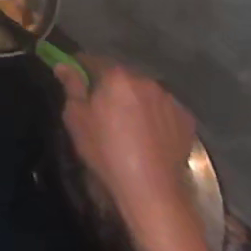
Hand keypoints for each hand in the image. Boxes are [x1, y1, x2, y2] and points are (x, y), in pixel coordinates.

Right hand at [54, 60, 197, 224]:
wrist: (151, 191)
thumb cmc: (105, 150)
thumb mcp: (76, 117)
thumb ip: (71, 86)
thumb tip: (63, 65)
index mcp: (116, 76)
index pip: (92, 59)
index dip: (79, 67)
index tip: (72, 78)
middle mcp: (146, 81)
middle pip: (121, 75)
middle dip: (109, 84)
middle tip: (99, 104)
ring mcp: (170, 100)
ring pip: (143, 91)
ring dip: (133, 98)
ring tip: (126, 121)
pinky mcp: (187, 120)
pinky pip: (162, 108)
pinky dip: (153, 113)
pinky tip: (147, 133)